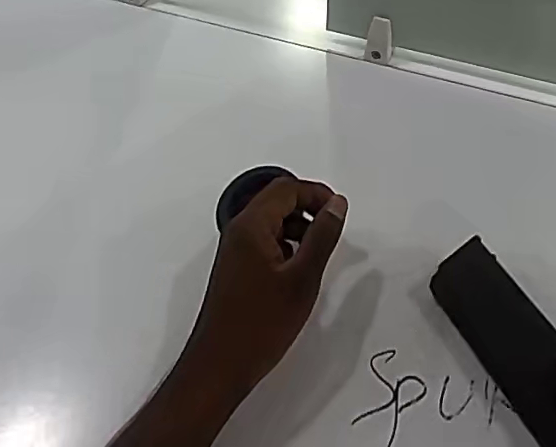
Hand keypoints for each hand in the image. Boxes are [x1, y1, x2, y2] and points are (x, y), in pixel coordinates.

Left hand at [178, 177, 348, 404]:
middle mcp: (239, 231)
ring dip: (298, 224)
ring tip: (319, 246)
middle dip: (308, 206)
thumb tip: (336, 206)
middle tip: (331, 221)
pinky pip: (265, 238)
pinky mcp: (236, 266)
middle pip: (278, 199)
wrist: (219, 368)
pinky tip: (299, 266)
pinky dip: (286, 242)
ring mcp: (235, 249)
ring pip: (272, 219)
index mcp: (251, 226)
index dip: (316, 193)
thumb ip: (322, 235)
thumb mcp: (302, 277)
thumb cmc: (256, 327)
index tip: (337, 208)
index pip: (287, 189)